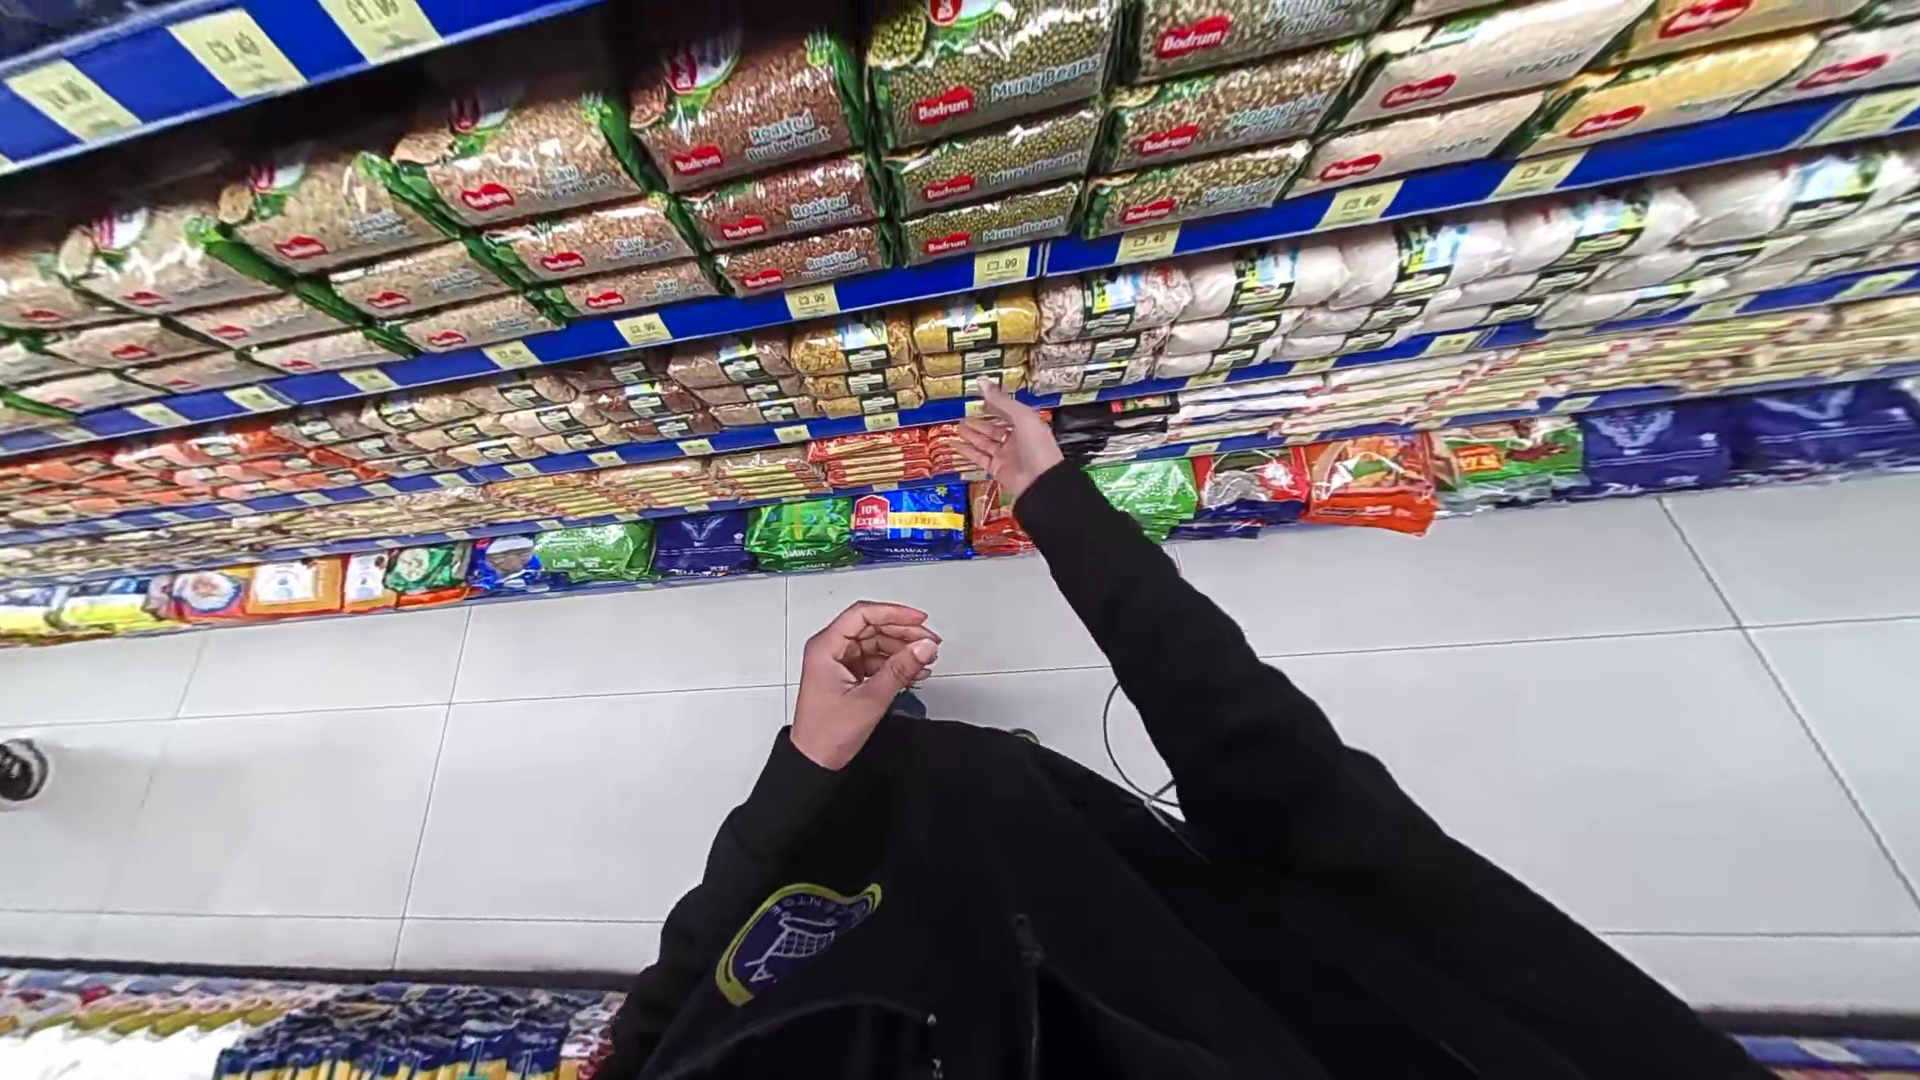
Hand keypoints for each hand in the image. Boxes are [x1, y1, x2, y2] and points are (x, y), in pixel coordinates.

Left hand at [792, 601, 940, 769]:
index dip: (894, 613)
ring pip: (877, 642)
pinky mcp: (848, 674)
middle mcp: (830, 649)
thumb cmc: (826, 735)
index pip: (863, 614)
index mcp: (826, 647)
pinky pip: (876, 658)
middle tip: (929, 641)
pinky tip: (914, 671)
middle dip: (903, 632)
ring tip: (925, 658)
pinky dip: (895, 663)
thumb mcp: (870, 699)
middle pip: (872, 626)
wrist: (813, 764)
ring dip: (902, 648)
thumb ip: (900, 669)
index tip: (919, 620)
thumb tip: (923, 647)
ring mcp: (839, 661)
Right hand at [954, 381, 1063, 502]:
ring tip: (958, 425)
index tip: (980, 399)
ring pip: (984, 442)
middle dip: (979, 422)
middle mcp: (1015, 440)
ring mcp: (1005, 455)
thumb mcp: (1022, 416)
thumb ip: (1001, 401)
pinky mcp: (996, 468)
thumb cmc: (1037, 446)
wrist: (1040, 480)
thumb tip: (983, 383)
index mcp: (1026, 425)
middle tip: (963, 414)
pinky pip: (979, 457)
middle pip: (993, 428)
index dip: (994, 406)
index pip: (1007, 412)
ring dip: (971, 434)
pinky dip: (967, 451)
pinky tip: (956, 444)